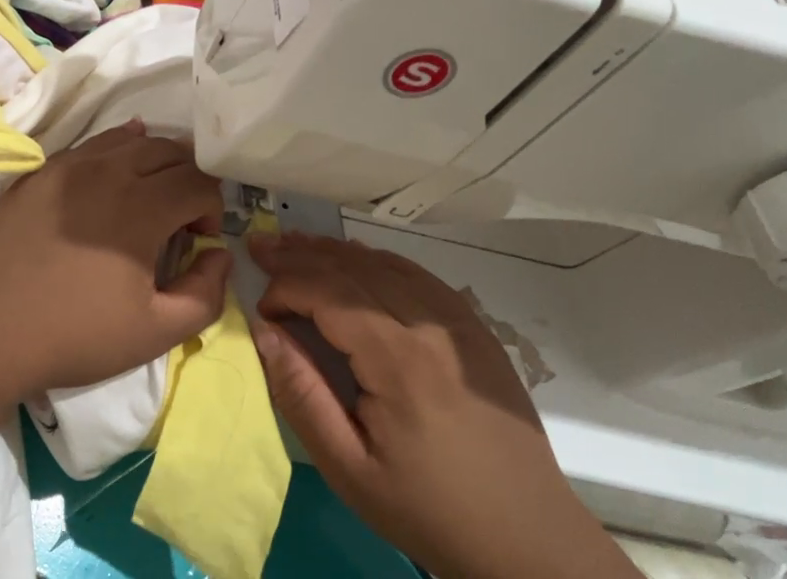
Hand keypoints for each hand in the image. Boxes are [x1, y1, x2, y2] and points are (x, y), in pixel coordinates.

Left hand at [0, 122, 231, 403]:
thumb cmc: (72, 336)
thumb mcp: (155, 333)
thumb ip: (205, 294)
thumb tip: (217, 254)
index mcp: (140, 206)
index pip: (199, 180)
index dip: (213, 207)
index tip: (199, 239)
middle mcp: (105, 171)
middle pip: (166, 150)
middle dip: (187, 177)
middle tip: (180, 216)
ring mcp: (64, 168)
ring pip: (125, 140)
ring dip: (150, 159)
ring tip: (149, 192)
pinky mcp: (35, 174)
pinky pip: (85, 147)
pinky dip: (110, 150)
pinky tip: (111, 167)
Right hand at [249, 234, 641, 578]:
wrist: (527, 540)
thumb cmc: (428, 509)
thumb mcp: (347, 466)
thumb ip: (300, 393)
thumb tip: (263, 332)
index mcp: (398, 361)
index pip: (328, 292)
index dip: (285, 288)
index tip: (259, 309)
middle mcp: (431, 328)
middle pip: (355, 269)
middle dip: (301, 255)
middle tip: (259, 247)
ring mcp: (460, 326)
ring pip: (387, 264)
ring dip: (336, 252)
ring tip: (294, 246)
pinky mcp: (476, 333)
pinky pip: (420, 277)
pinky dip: (378, 261)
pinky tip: (355, 262)